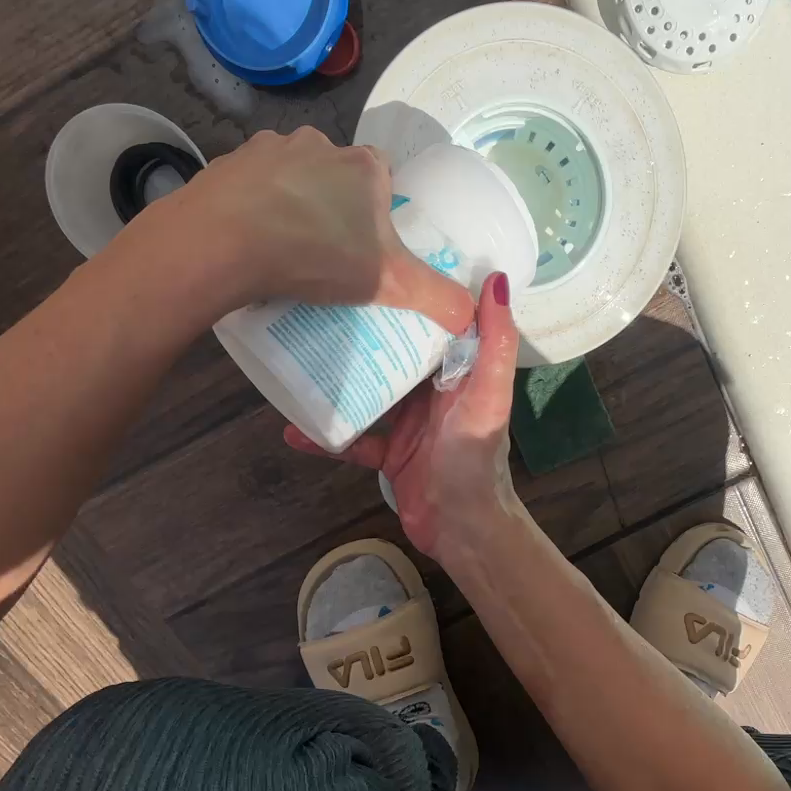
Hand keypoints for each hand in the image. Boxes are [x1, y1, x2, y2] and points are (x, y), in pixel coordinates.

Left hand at [92, 127, 474, 335]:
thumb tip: (473, 316)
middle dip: (338, 210)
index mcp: (364, 165)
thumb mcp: (389, 282)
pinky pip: (253, 188)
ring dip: (295, 207)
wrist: (223, 242)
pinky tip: (254, 247)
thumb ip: (435, 296)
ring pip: (294, 179)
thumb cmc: (317, 253)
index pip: (385, 178)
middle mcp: (319, 145)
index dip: (382, 212)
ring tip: (291, 255)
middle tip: (333, 258)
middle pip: (339, 177)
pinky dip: (257, 211)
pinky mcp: (227, 166)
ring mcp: (269, 150)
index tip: (372, 248)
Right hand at [284, 274, 522, 558]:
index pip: (436, 324)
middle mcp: (433, 395)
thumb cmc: (473, 457)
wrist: (462, 528)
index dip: (414, 296)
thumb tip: (497, 278)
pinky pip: (353, 439)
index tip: (378, 263)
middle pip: (396, 354)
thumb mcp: (487, 395)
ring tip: (295, 357)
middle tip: (318, 305)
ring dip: (338, 380)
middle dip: (364, 333)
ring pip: (369, 393)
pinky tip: (292, 427)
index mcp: (460, 374)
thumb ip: (495, 342)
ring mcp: (409, 425)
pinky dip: (327, 435)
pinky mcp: (390, 455)